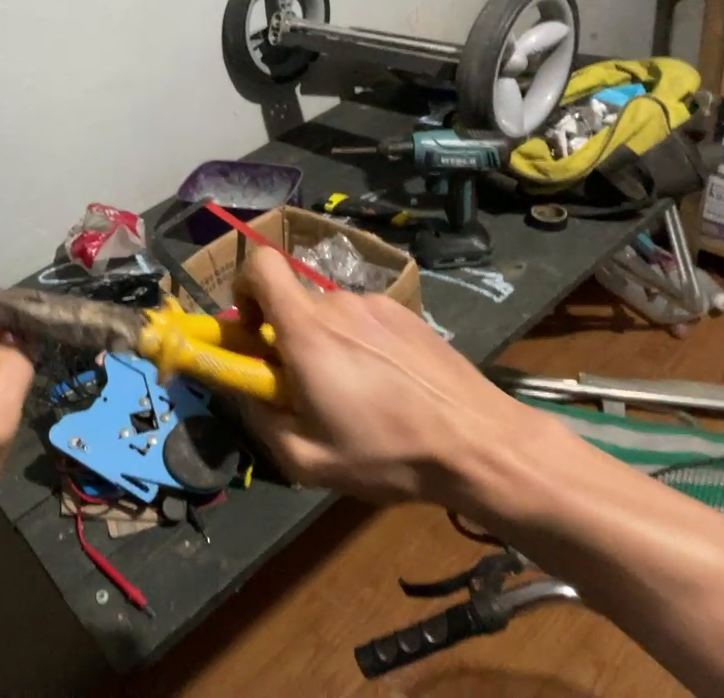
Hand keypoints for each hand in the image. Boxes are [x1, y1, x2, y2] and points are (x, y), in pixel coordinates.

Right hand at [234, 247, 548, 508]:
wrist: (479, 444)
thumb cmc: (387, 452)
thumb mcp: (307, 458)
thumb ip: (261, 419)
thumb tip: (248, 391)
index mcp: (307, 329)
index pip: (261, 265)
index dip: (244, 288)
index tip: (252, 330)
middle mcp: (339, 303)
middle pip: (294, 302)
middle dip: (288, 338)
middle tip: (307, 388)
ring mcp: (378, 305)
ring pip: (331, 316)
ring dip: (328, 346)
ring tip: (357, 397)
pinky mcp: (408, 316)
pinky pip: (365, 322)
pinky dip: (361, 347)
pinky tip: (389, 387)